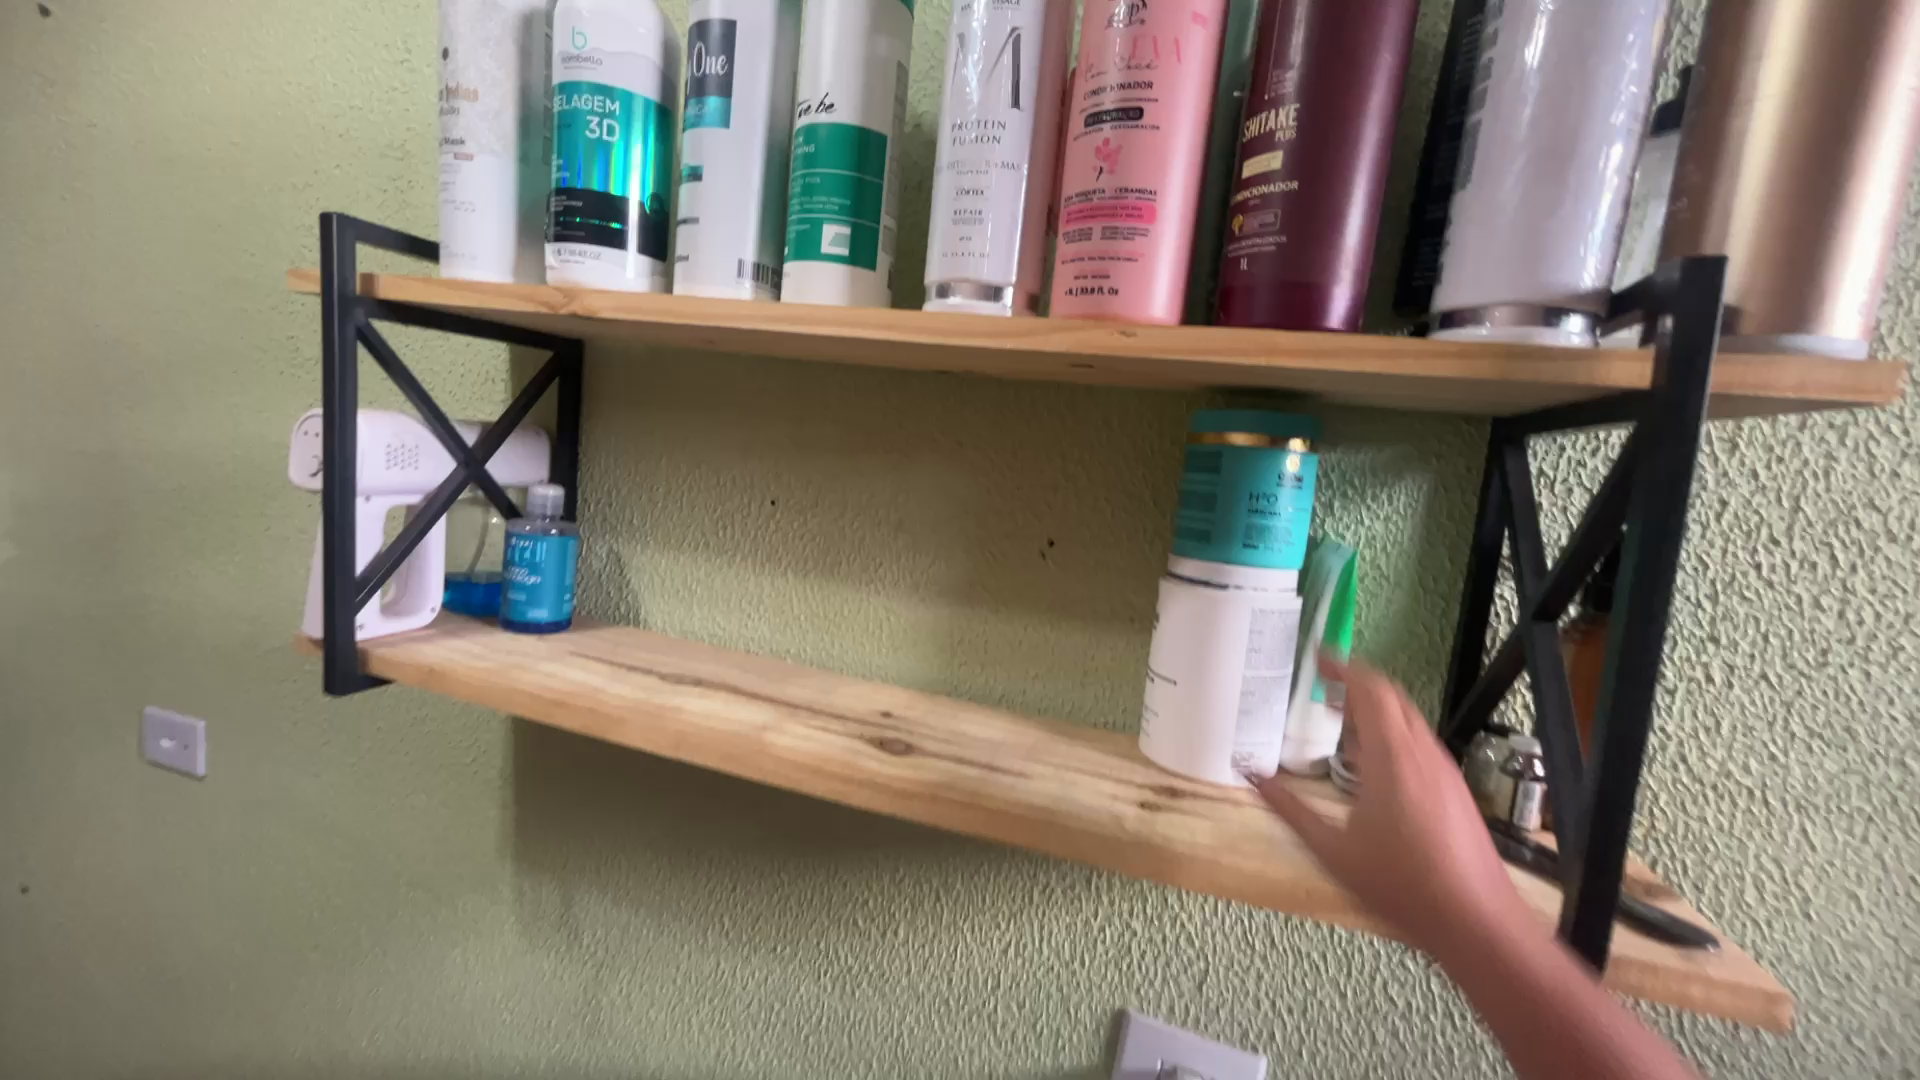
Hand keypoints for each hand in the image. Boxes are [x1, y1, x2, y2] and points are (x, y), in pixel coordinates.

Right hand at [1247, 655, 1527, 956]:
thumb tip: (1251, 775)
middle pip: (1391, 696)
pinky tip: (1369, 758)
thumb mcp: (1332, 849)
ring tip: (1337, 717)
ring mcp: (1443, 770)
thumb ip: (1289, 808)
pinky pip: (1419, 739)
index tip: (1315, 657)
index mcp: (1391, 758)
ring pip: (1408, 717)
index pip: (1370, 690)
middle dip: (1355, 682)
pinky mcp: (1454, 787)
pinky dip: (1390, 730)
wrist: (1478, 923)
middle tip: (1320, 684)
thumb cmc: (1401, 884)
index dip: (1342, 667)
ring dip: (1373, 707)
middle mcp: (1422, 754)